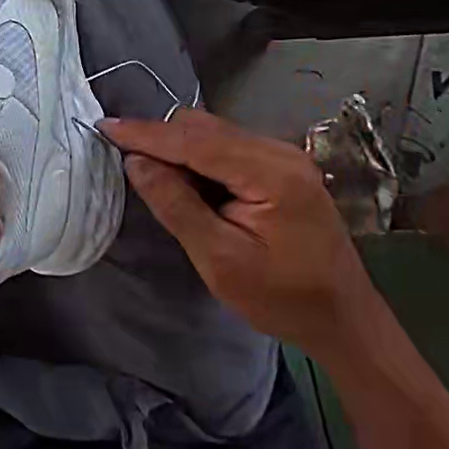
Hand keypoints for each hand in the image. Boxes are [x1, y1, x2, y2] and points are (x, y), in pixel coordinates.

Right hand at [106, 110, 377, 356]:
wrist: (344, 321)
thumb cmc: (282, 298)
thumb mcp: (219, 259)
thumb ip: (175, 204)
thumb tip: (135, 161)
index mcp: (271, 173)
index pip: (193, 141)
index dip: (145, 133)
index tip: (104, 126)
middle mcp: (279, 152)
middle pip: (202, 127)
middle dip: (158, 138)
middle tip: (123, 158)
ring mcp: (283, 156)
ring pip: (211, 132)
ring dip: (176, 147)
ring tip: (151, 173)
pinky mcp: (280, 166)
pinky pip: (224, 145)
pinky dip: (196, 156)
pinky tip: (185, 180)